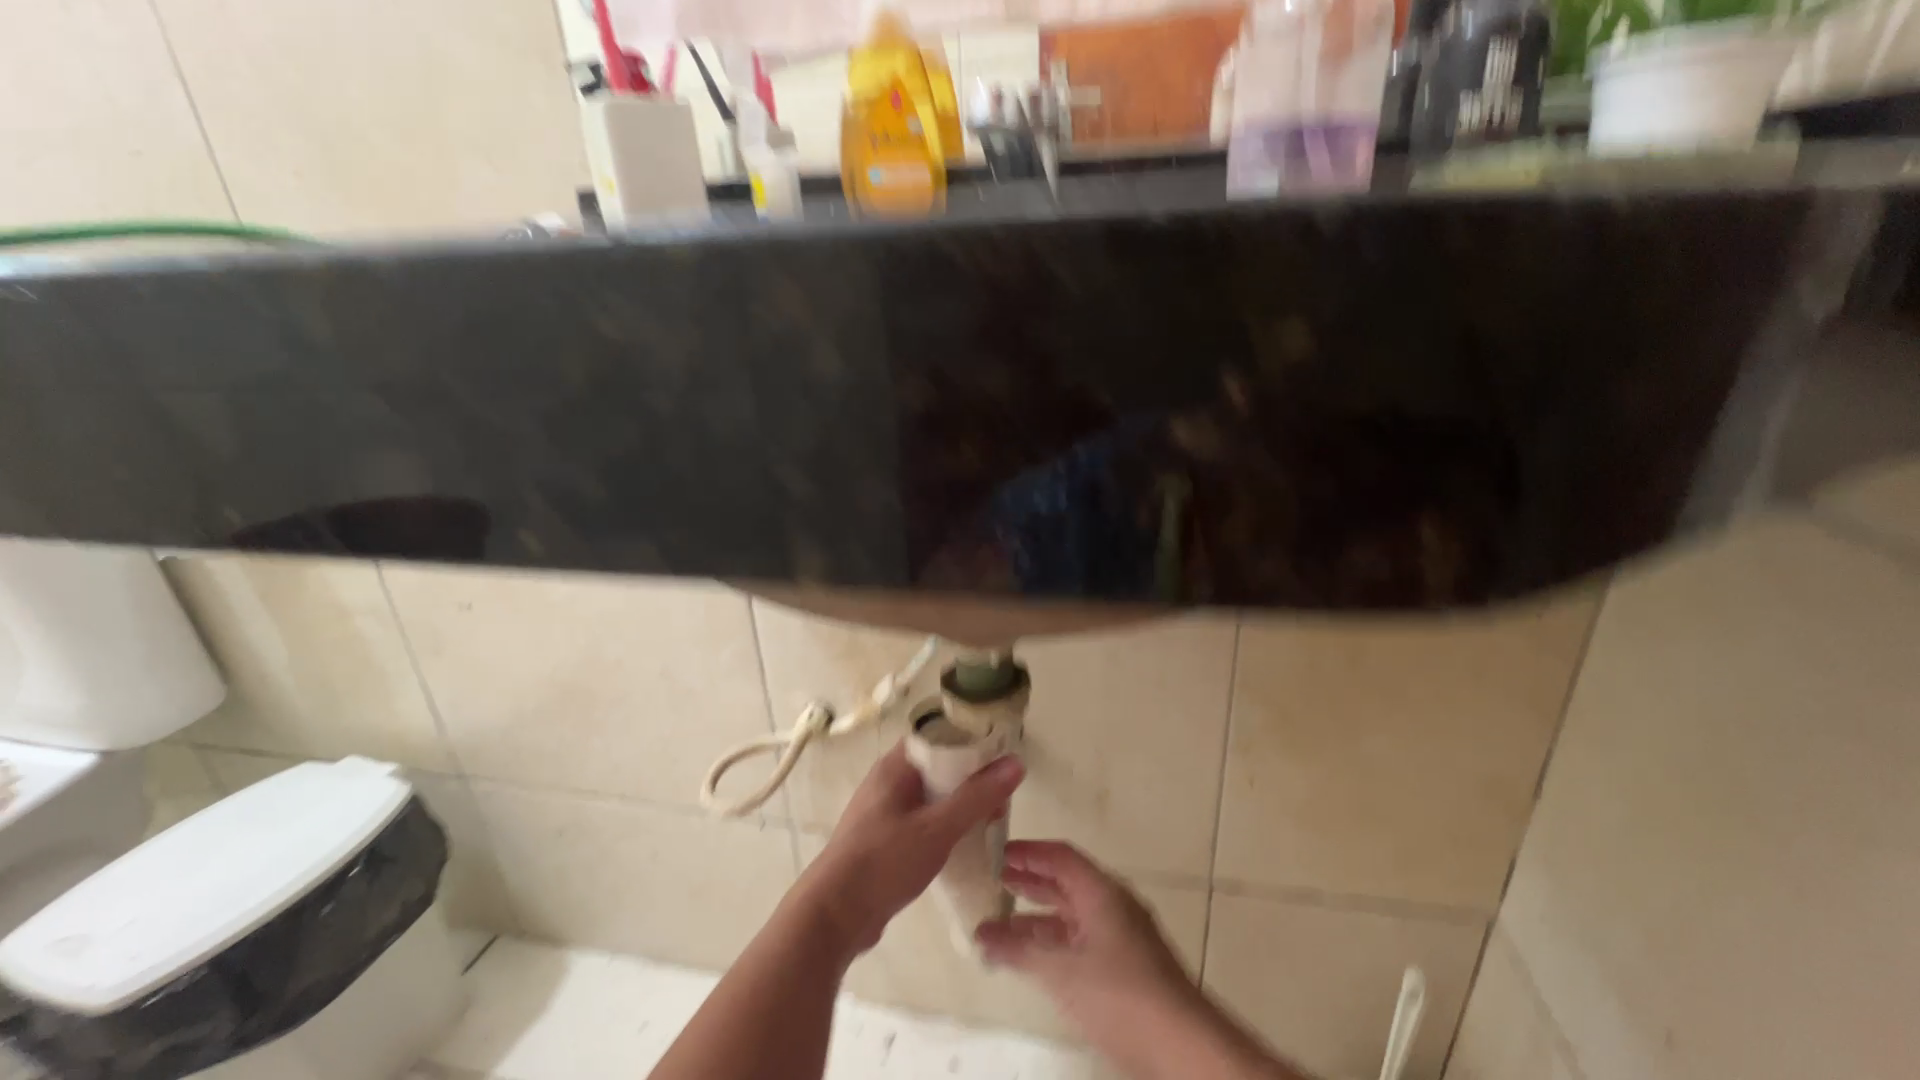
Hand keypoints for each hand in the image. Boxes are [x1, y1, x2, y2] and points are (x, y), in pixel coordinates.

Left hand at [794, 740, 1024, 959]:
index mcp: (894, 768)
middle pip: (938, 767)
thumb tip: (1015, 762)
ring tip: (992, 822)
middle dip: (972, 778)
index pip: (937, 737)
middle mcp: (888, 783)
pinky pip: (924, 822)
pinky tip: (966, 845)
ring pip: (932, 797)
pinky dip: (946, 827)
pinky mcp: (886, 841)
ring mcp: (885, 813)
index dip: (970, 740)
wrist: (835, 915)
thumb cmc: (883, 862)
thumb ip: (977, 796)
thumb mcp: (937, 828)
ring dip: (961, 806)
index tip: (1003, 753)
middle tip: (1003, 797)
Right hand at [974, 841, 1201, 1031]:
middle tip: (991, 884)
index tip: (994, 854)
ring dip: (1035, 920)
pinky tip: (1029, 960)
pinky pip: (1080, 943)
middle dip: (1028, 883)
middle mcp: (1113, 907)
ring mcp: (1121, 938)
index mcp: (1102, 893)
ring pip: (1071, 917)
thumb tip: (980, 933)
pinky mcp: (1125, 968)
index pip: (1060, 857)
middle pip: (1065, 884)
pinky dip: (1052, 945)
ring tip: (996, 928)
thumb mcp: (1062, 970)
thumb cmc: (1121, 995)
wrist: (1182, 1046)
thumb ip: (1018, 949)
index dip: (1027, 852)